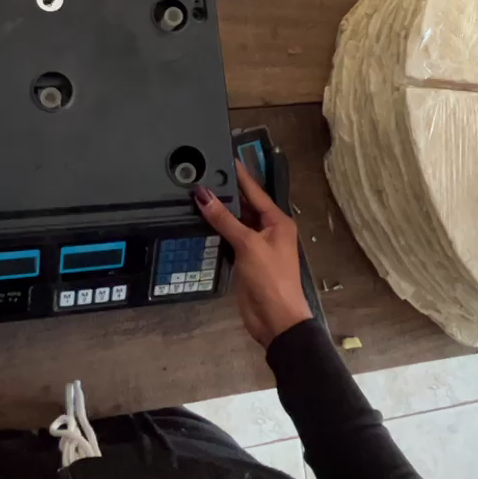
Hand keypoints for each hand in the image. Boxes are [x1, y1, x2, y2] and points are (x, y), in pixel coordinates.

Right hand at [194, 160, 314, 347]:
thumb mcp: (247, 244)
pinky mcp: (246, 260)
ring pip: (236, 222)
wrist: (276, 320)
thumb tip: (205, 196)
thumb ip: (224, 219)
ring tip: (200, 195)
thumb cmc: (271, 280)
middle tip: (204, 177)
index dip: (240, 175)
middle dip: (226, 193)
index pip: (255, 191)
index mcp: (278, 221)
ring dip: (221, 212)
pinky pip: (230, 238)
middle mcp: (269, 230)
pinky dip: (218, 230)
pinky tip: (204, 222)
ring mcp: (257, 246)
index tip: (226, 158)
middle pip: (245, 206)